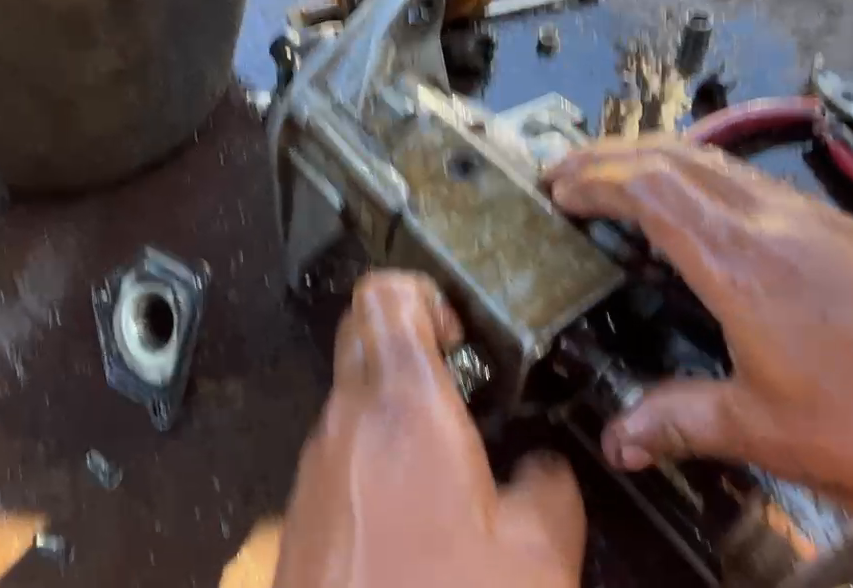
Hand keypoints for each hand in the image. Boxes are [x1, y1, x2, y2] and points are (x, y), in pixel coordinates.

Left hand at [273, 272, 585, 587]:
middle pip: (365, 331)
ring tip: (453, 455)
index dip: (424, 293)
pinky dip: (378, 444)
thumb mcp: (536, 559)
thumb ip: (548, 490)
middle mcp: (347, 416)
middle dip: (412, 338)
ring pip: (353, 388)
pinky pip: (342, 440)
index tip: (461, 331)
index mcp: (402, 406)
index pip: (386, 295)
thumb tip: (539, 465)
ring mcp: (317, 456)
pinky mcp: (305, 498)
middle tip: (464, 381)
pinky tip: (418, 504)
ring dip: (397, 399)